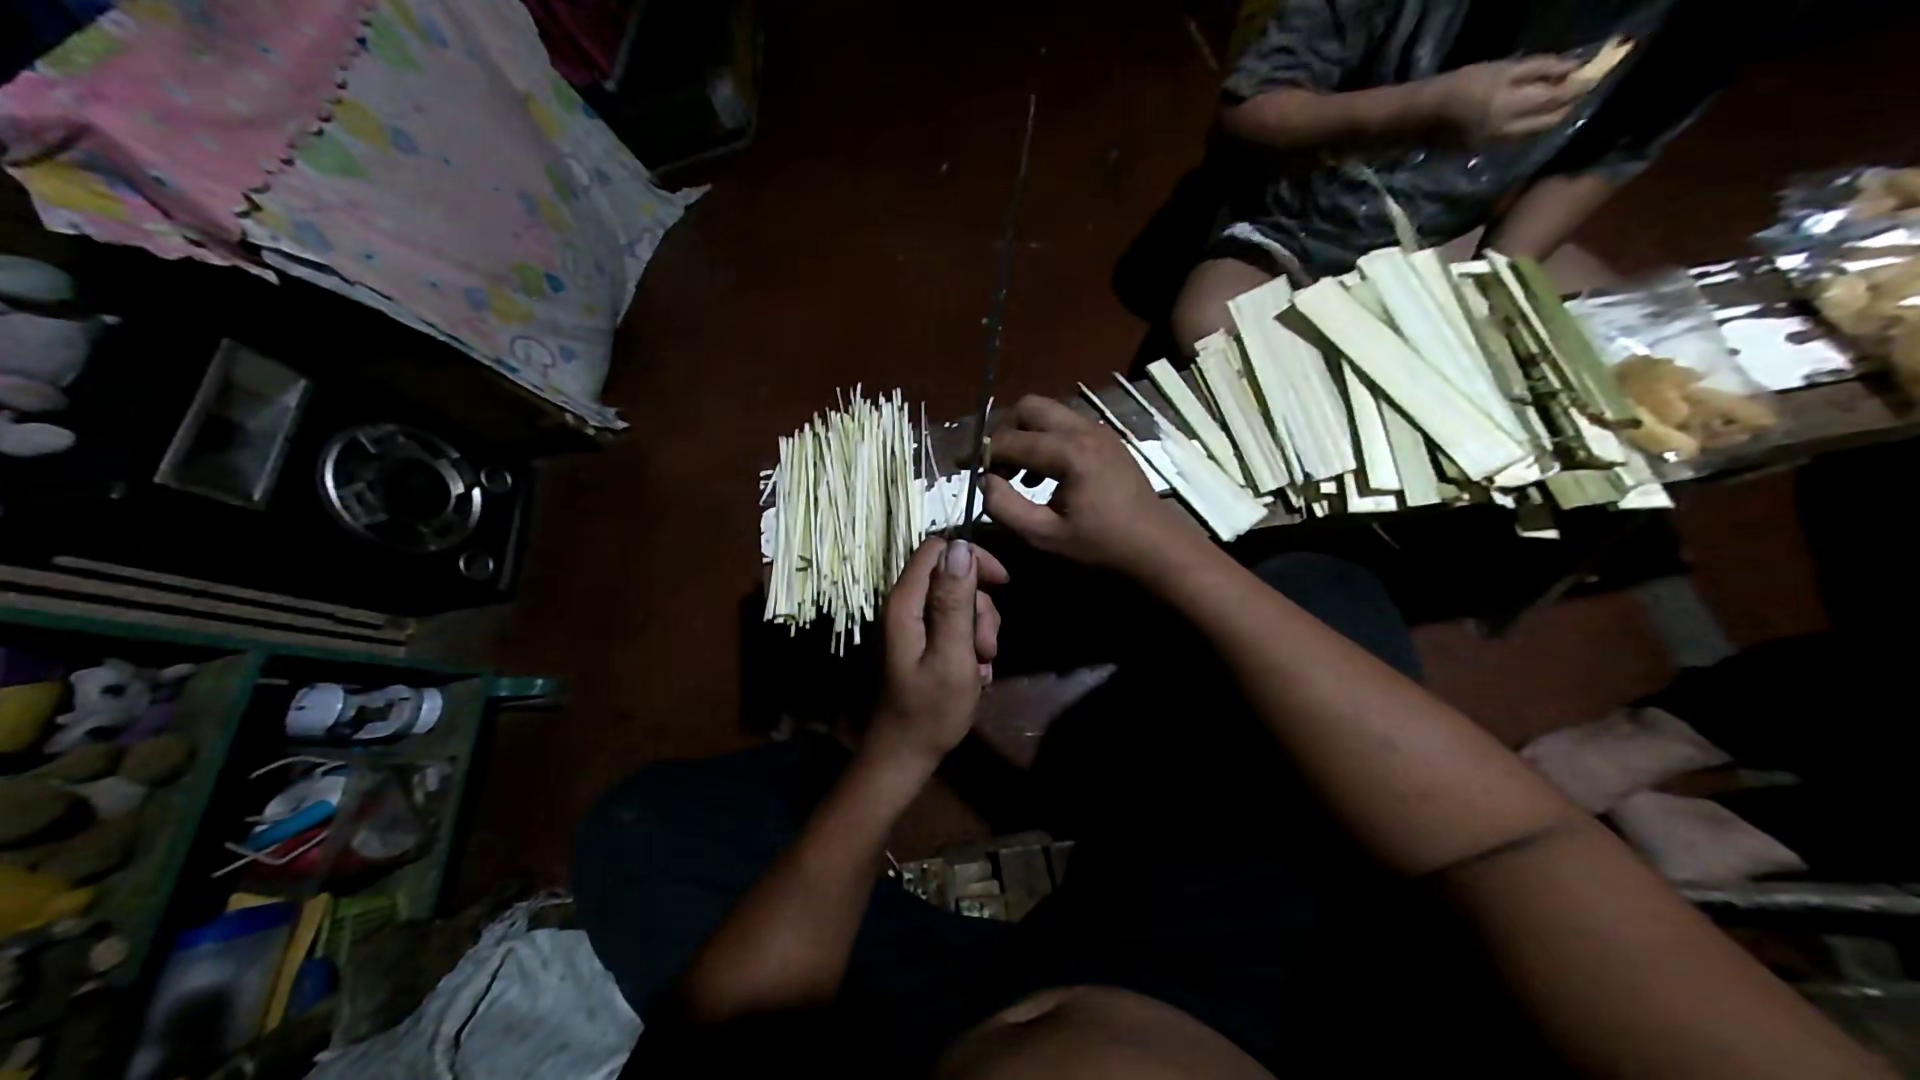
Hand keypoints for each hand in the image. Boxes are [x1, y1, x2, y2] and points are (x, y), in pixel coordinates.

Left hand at [868, 537, 1007, 768]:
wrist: (906, 754)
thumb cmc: (930, 710)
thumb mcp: (952, 655)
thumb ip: (954, 602)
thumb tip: (960, 547)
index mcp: (905, 603)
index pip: (937, 549)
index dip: (971, 558)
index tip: (1001, 584)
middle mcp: (905, 606)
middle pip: (952, 578)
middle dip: (980, 607)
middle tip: (986, 647)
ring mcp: (913, 625)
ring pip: (959, 603)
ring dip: (979, 631)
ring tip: (981, 668)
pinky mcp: (922, 641)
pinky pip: (955, 626)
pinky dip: (971, 646)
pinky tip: (974, 674)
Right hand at [981, 395, 1202, 576]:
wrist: (1157, 547)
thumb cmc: (1101, 546)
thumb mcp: (1045, 536)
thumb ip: (1005, 507)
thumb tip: (985, 481)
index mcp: (1070, 453)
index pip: (1011, 440)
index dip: (982, 453)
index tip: (963, 468)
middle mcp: (1084, 430)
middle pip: (1029, 407)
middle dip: (1003, 431)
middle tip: (992, 464)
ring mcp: (1099, 430)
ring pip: (1048, 412)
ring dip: (1024, 435)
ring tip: (1015, 474)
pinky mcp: (1107, 439)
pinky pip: (1065, 424)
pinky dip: (1045, 439)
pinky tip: (1042, 475)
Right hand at [1427, 55, 1583, 141]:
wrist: (1422, 116)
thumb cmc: (1461, 84)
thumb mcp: (1502, 69)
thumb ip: (1539, 69)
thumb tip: (1574, 68)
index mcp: (1512, 105)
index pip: (1559, 96)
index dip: (1581, 84)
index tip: (1597, 72)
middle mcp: (1509, 129)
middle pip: (1552, 118)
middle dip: (1569, 102)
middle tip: (1577, 86)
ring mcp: (1498, 142)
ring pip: (1539, 130)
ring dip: (1552, 115)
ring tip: (1556, 99)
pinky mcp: (1488, 149)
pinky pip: (1522, 136)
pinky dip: (1534, 124)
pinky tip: (1532, 113)